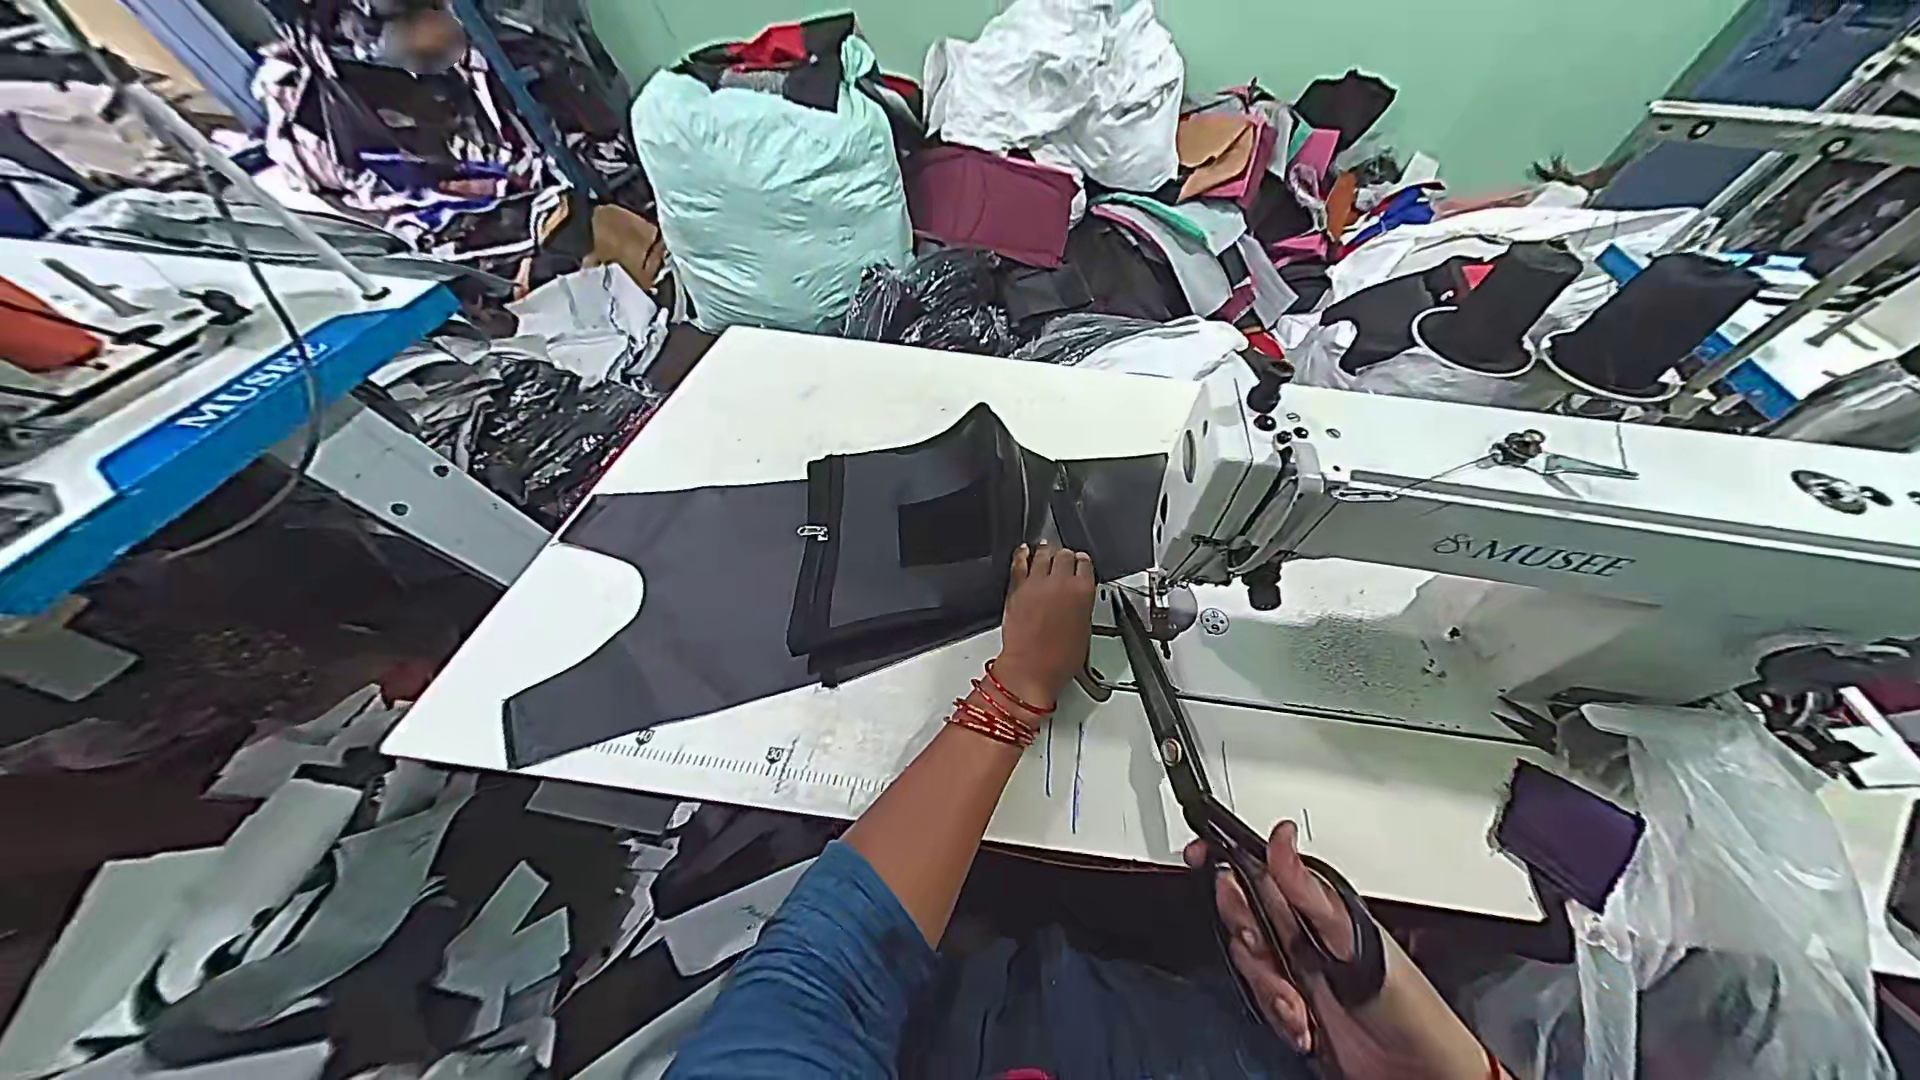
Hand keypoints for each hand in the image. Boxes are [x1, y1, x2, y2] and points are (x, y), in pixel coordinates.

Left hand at [991, 543, 1094, 712]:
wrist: (1031, 668)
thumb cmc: (1058, 658)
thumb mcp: (1084, 630)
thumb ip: (1081, 605)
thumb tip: (1077, 598)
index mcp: (1082, 591)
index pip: (1085, 563)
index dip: (1082, 562)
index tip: (1080, 562)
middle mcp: (1060, 582)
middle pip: (1064, 554)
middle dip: (1065, 555)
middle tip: (1063, 558)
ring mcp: (1036, 582)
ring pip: (1043, 553)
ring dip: (1046, 551)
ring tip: (1047, 549)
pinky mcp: (1017, 587)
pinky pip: (1019, 562)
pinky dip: (1022, 554)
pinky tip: (1024, 551)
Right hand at [1187, 822, 1498, 1079]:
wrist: (1421, 1072)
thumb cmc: (1402, 998)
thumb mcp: (1350, 934)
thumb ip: (1307, 888)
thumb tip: (1281, 835)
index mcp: (1305, 900)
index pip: (1251, 866)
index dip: (1219, 856)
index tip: (1198, 855)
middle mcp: (1291, 927)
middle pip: (1236, 908)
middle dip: (1243, 929)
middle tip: (1263, 944)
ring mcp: (1287, 964)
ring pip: (1243, 956)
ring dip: (1266, 983)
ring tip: (1298, 1002)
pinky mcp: (1285, 1002)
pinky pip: (1256, 998)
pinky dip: (1276, 1014)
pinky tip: (1304, 1024)